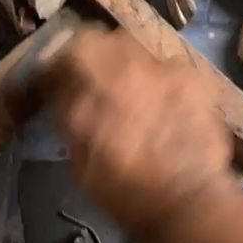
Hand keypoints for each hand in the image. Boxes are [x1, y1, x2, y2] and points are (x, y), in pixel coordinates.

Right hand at [25, 28, 236, 234]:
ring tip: (122, 83)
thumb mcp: (79, 164)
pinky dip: (153, 76)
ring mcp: (160, 71)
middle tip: (85, 73)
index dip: (53, 66)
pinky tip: (156, 98)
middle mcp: (121, 75)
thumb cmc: (124, 194)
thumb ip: (71, 122)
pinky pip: (163, 65)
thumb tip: (67, 101)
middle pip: (95, 40)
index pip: (60, 61)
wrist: (185, 202)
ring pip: (130, 45)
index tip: (51, 78)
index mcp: (85, 100)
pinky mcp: (192, 77)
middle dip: (86, 54)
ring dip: (119, 59)